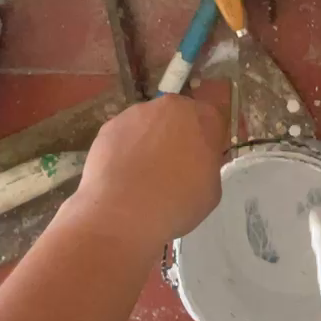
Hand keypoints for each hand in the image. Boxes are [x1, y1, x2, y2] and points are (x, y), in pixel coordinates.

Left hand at [69, 95, 226, 244]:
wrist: (123, 213)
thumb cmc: (178, 202)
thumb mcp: (212, 188)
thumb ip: (208, 166)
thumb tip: (196, 165)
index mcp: (202, 118)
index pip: (212, 121)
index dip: (209, 141)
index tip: (203, 161)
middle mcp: (169, 107)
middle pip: (179, 117)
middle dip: (178, 136)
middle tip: (174, 167)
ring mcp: (134, 114)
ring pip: (149, 125)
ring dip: (150, 142)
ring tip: (143, 175)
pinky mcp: (108, 128)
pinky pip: (124, 137)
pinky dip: (125, 151)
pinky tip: (123, 176)